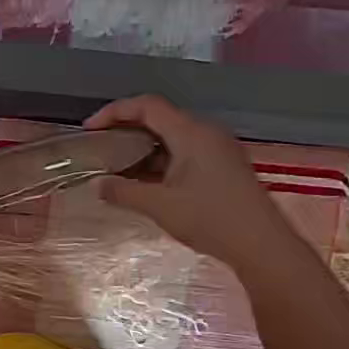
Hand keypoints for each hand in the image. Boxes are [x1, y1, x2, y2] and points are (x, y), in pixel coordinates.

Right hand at [85, 96, 295, 265]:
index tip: (90, 129)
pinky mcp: (221, 166)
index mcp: (191, 133)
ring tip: (115, 167)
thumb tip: (97, 185)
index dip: (114, 112)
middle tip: (99, 148)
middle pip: (159, 118)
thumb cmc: (209, 218)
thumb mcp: (159, 206)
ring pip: (171, 138)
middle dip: (125, 130)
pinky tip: (142, 181)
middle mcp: (205, 132)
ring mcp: (216, 149)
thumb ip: (123, 192)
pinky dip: (158, 161)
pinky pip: (183, 152)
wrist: (259, 242)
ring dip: (141, 148)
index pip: (147, 106)